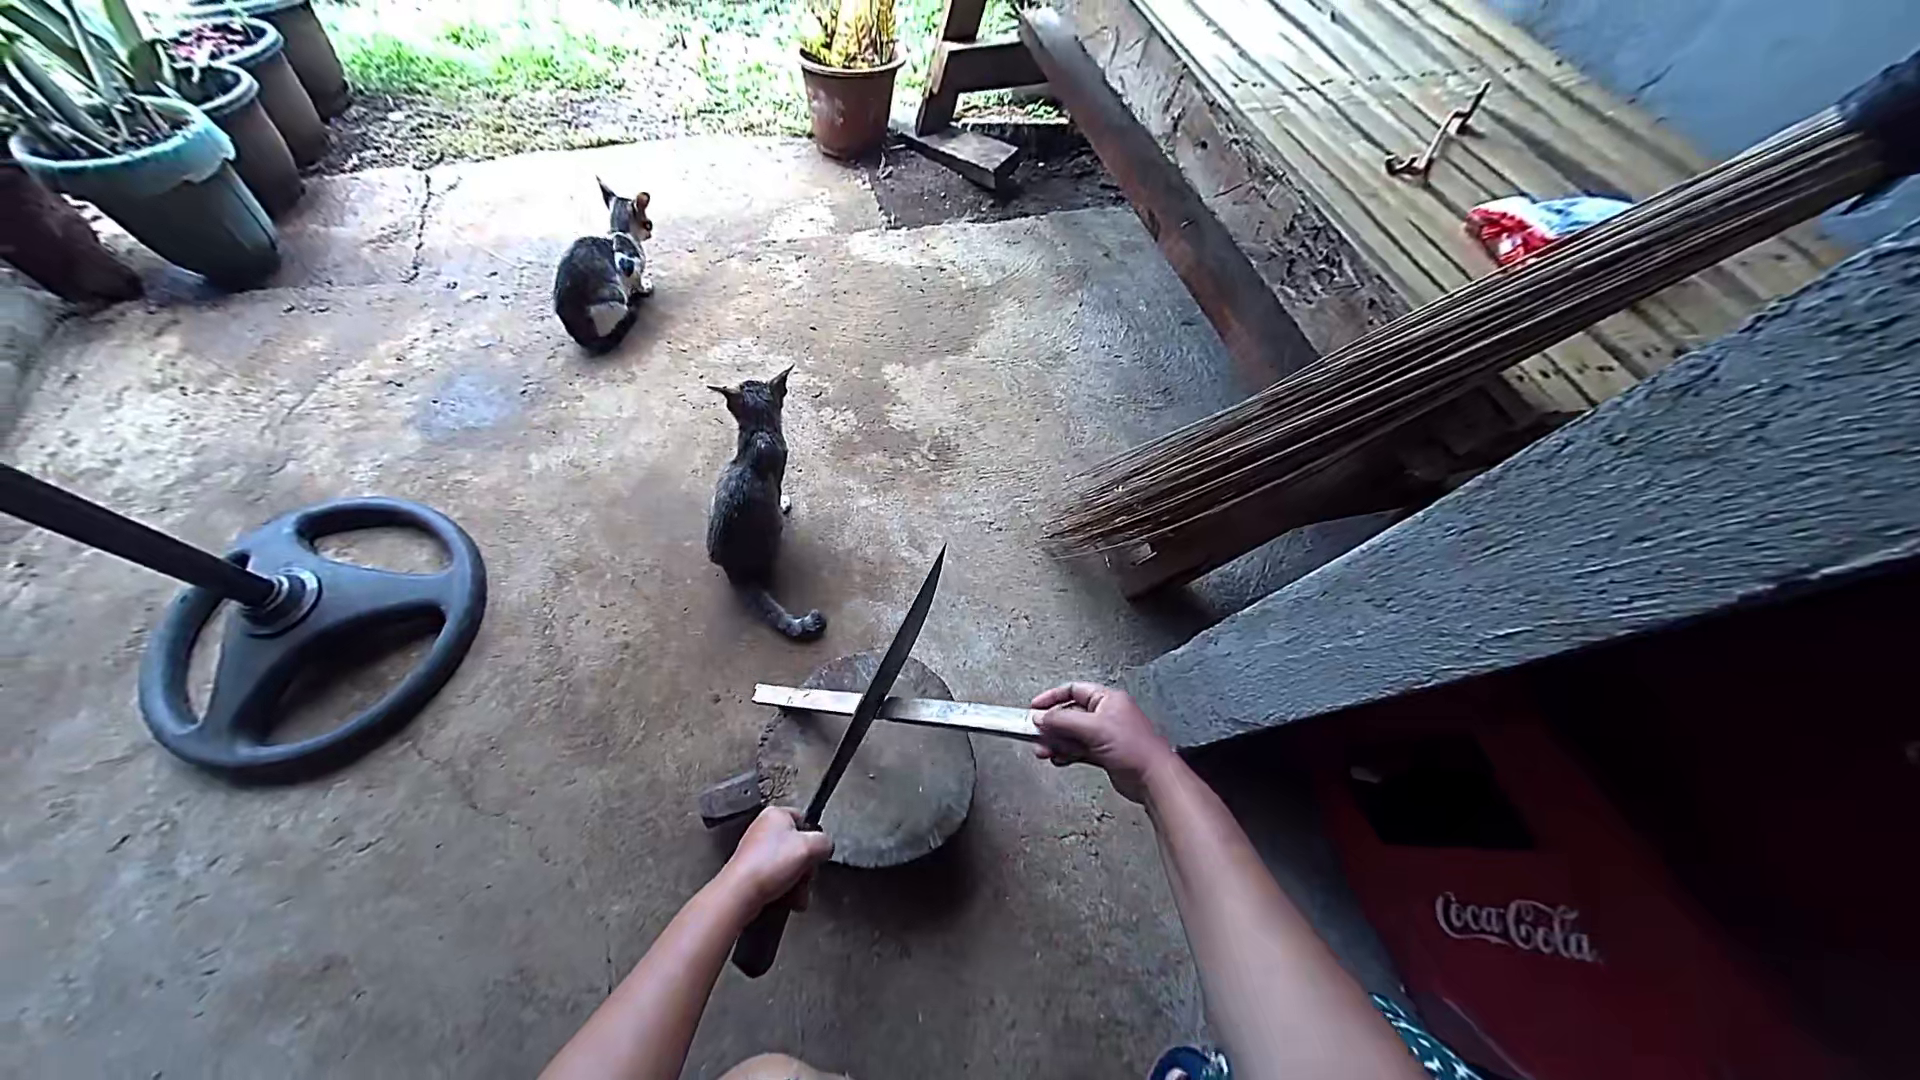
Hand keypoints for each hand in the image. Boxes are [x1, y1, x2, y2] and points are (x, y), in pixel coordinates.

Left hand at [719, 806, 833, 911]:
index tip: (815, 853)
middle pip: (798, 847)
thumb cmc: (769, 865)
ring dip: (798, 882)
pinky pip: (776, 879)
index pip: (805, 821)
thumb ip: (825, 842)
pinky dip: (785, 890)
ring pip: (789, 866)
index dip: (814, 839)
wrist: (740, 894)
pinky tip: (787, 900)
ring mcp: (756, 852)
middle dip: (806, 867)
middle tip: (805, 877)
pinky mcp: (751, 873)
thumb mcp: (810, 847)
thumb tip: (825, 847)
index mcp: (776, 814)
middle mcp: (764, 830)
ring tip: (796, 894)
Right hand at [1029, 683, 1177, 803]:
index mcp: (1107, 699)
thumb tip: (1041, 717)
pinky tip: (1057, 758)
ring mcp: (1105, 735)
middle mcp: (1106, 714)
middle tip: (1037, 733)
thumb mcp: (1093, 728)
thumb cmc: (1136, 748)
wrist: (1153, 779)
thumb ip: (1063, 721)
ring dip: (1056, 742)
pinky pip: (1078, 749)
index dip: (1052, 697)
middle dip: (1052, 725)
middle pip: (1070, 714)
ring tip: (1043, 750)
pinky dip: (1066, 753)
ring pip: (1072, 734)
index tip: (1035, 706)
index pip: (1073, 690)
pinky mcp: (1104, 753)